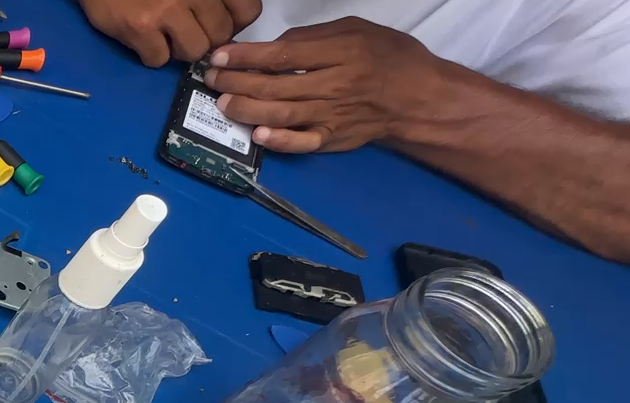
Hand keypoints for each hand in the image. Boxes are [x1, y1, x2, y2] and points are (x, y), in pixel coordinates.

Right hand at [79, 0, 259, 66]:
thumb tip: (231, 20)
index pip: (248, 12)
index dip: (234, 24)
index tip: (218, 24)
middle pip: (220, 36)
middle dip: (206, 40)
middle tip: (189, 33)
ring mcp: (169, 9)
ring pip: (194, 51)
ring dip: (181, 51)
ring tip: (168, 39)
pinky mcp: (141, 28)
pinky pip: (159, 60)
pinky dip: (153, 56)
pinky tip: (146, 41)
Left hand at [205, 18, 460, 152]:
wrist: (417, 96)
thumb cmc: (385, 58)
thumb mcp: (357, 32)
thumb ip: (313, 37)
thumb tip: (270, 47)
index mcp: (343, 51)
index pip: (285, 53)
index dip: (247, 56)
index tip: (220, 56)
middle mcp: (335, 83)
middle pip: (275, 85)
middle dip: (237, 81)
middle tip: (212, 78)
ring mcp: (330, 114)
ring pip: (280, 113)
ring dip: (246, 109)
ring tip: (222, 102)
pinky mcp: (328, 138)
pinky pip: (299, 142)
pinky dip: (277, 139)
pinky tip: (256, 134)